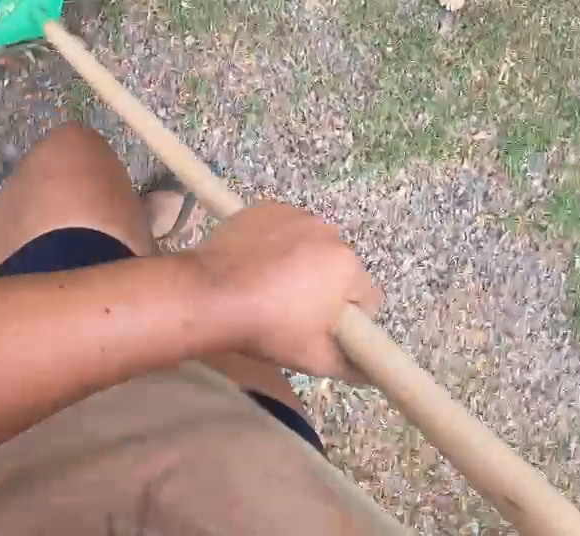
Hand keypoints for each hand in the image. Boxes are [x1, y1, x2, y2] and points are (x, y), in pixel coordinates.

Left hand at [187, 202, 381, 378]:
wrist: (210, 293)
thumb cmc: (269, 326)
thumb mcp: (317, 359)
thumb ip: (353, 367)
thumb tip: (369, 371)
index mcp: (346, 264)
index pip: (364, 297)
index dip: (347, 319)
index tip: (320, 328)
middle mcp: (326, 231)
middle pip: (337, 266)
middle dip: (323, 286)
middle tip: (293, 308)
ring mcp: (293, 214)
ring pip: (309, 244)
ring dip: (300, 260)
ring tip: (269, 284)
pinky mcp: (265, 208)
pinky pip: (282, 228)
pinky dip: (275, 242)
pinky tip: (255, 262)